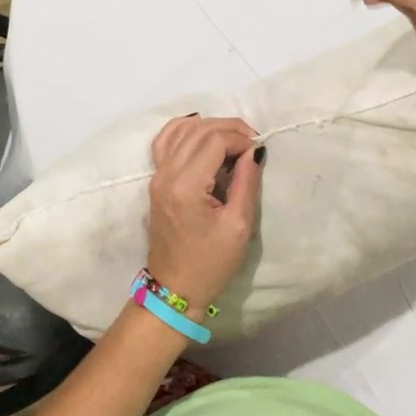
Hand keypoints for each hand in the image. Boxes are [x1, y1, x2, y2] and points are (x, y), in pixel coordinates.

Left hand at [145, 116, 263, 314]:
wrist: (175, 288)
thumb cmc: (211, 263)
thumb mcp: (239, 226)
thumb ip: (246, 182)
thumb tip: (254, 150)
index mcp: (186, 185)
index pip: (214, 140)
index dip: (240, 139)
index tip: (259, 151)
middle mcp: (166, 174)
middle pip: (198, 130)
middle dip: (228, 128)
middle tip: (252, 141)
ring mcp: (157, 175)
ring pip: (180, 131)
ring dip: (208, 126)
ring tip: (233, 137)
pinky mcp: (156, 180)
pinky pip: (165, 141)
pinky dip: (183, 129)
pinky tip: (201, 129)